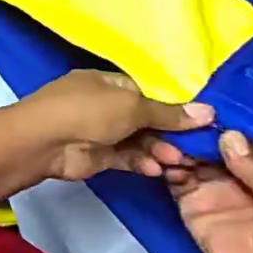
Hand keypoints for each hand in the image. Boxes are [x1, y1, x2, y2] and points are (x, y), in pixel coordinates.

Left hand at [19, 70, 211, 181]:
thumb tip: (208, 111)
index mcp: (105, 83)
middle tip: (194, 149)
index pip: (145, 91)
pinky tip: (155, 169)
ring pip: (140, 141)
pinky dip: (143, 162)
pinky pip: (128, 157)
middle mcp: (102, 104)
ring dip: (160, 151)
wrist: (44, 141)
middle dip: (171, 134)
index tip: (203, 121)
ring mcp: (99, 130)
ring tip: (174, 161)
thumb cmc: (86, 111)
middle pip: (146, 119)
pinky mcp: (98, 154)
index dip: (173, 106)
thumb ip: (168, 113)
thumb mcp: (131, 105)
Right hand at [167, 131, 252, 252]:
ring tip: (170, 140)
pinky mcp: (192, 206)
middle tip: (183, 120)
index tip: (218, 110)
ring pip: (195, 158)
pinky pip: (175, 178)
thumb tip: (228, 135)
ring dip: (181, 146)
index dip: (242, 127)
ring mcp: (219, 193)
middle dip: (203, 133)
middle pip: (222, 147)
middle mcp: (250, 182)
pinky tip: (162, 157)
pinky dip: (166, 165)